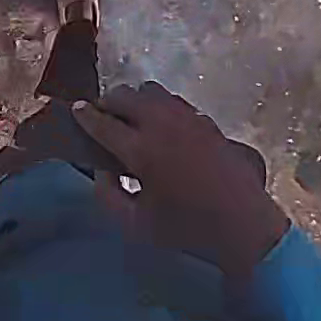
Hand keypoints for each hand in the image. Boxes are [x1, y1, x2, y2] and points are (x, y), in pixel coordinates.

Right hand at [72, 82, 289, 277]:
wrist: (245, 226)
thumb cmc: (188, 229)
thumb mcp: (137, 224)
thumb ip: (109, 196)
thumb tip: (100, 172)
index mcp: (140, 149)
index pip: (103, 122)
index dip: (85, 115)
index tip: (76, 110)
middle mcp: (161, 124)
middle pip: (124, 95)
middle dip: (108, 103)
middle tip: (102, 118)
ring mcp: (186, 117)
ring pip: (150, 90)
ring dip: (134, 100)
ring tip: (131, 118)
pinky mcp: (204, 120)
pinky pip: (172, 100)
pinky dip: (158, 106)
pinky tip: (161, 126)